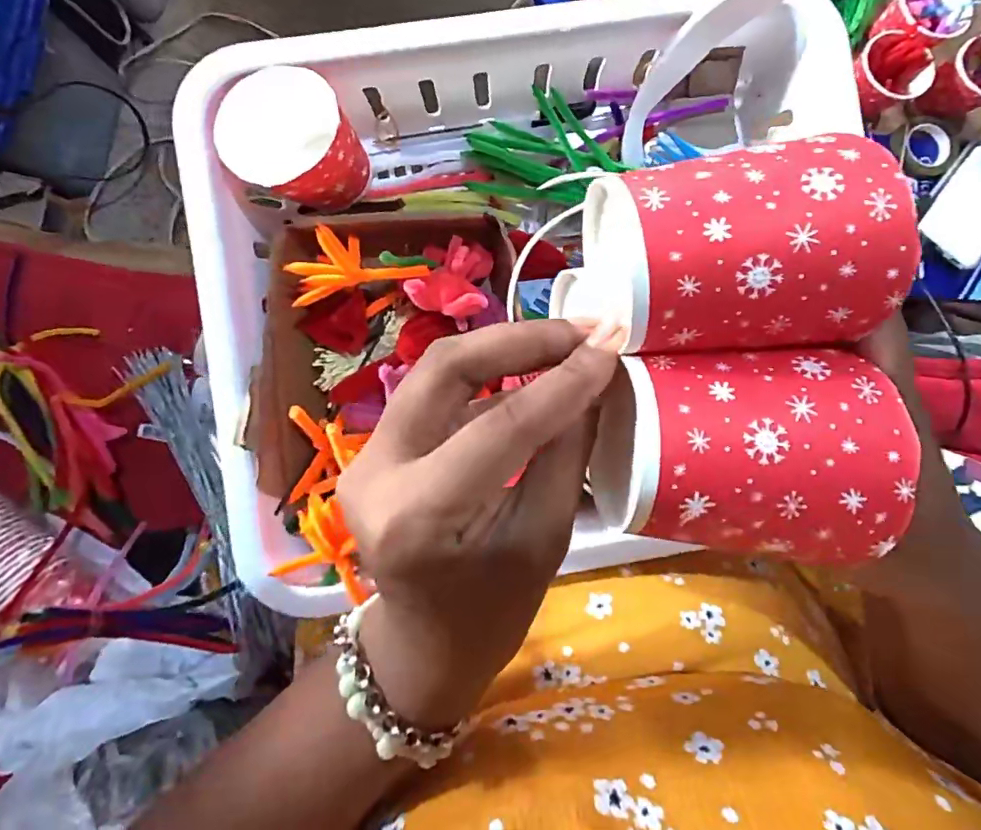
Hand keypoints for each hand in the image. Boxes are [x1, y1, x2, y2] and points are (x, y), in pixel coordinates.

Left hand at [335, 319, 626, 727]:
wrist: (421, 649)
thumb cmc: (491, 616)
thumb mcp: (544, 539)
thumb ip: (567, 452)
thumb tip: (596, 379)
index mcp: (420, 516)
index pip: (500, 425)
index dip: (562, 380)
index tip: (611, 345)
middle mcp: (378, 472)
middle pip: (447, 366)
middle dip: (523, 338)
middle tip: (585, 330)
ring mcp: (369, 455)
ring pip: (438, 368)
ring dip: (507, 347)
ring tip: (569, 342)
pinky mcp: (378, 447)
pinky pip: (439, 392)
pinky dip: (492, 375)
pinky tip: (537, 372)